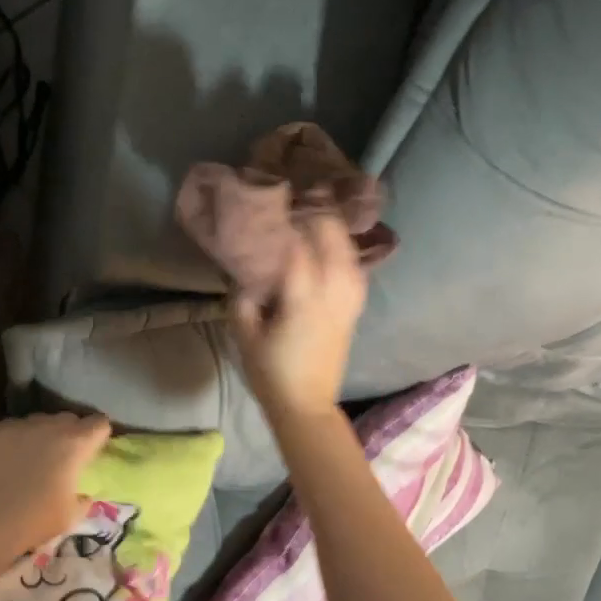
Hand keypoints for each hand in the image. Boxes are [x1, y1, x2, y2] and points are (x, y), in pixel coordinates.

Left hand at [0, 413, 110, 561]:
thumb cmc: (36, 519)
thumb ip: (83, 499)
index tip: (92, 451)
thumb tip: (84, 496)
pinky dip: (18, 438)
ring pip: (42, 420)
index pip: (100, 423)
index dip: (98, 436)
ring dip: (43, 433)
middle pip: (70, 419)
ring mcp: (23, 425)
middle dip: (70, 433)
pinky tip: (9, 458)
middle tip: (62, 456)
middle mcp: (53, 426)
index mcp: (77, 443)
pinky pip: (16, 427)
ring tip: (32, 456)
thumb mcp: (72, 515)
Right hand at [230, 213, 367, 421]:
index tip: (281, 198)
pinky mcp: (354, 312)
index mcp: (302, 298)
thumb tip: (248, 272)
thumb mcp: (244, 336)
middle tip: (305, 195)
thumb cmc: (270, 373)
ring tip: (324, 212)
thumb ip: (244, 299)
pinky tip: (340, 245)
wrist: (306, 406)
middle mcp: (331, 295)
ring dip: (338, 231)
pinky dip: (349, 253)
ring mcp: (347, 303)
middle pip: (333, 242)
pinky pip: (357, 273)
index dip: (293, 219)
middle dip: (321, 215)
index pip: (301, 246)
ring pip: (350, 255)